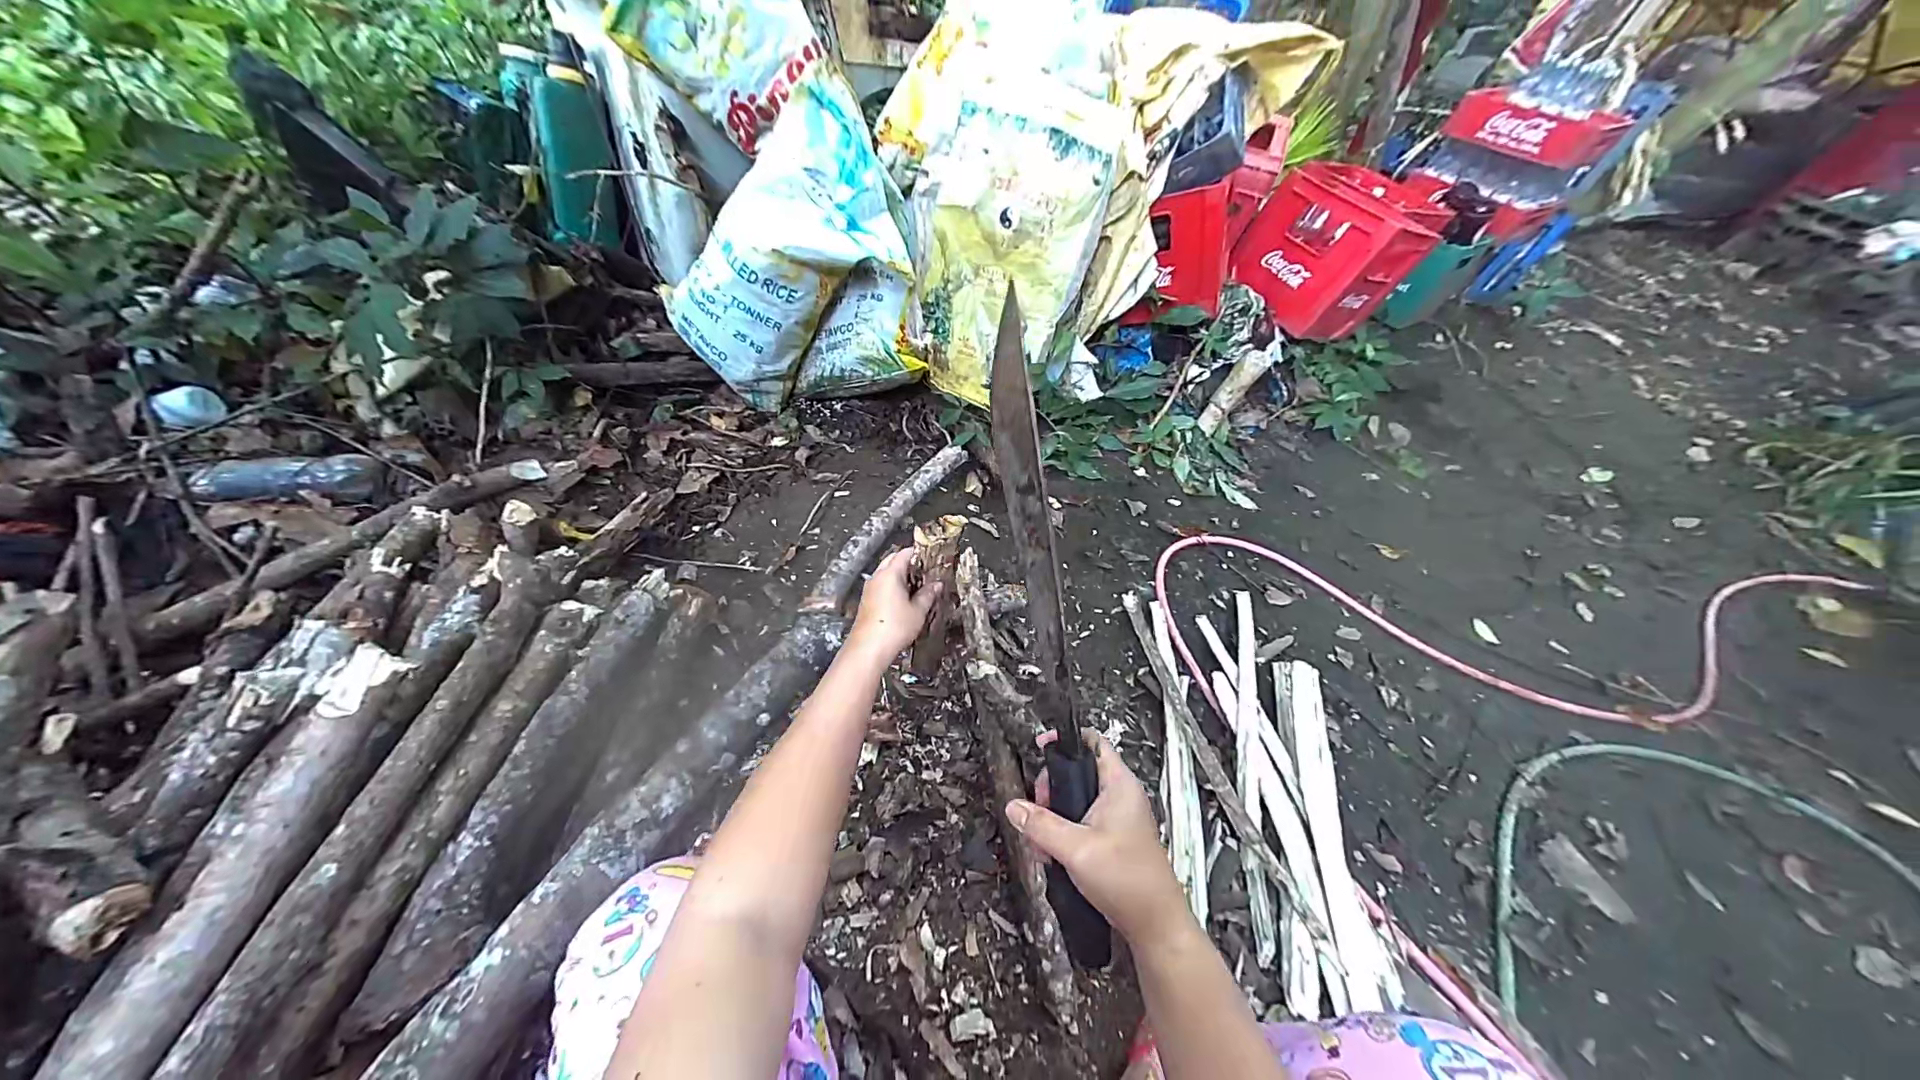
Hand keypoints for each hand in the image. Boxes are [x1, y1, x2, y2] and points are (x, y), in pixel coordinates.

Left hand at [847, 548, 938, 663]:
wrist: (869, 649)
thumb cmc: (892, 628)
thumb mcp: (918, 610)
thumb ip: (928, 594)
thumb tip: (936, 585)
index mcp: (890, 574)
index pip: (904, 553)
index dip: (918, 553)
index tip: (930, 557)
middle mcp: (877, 578)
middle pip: (893, 561)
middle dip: (909, 564)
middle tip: (925, 573)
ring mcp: (870, 589)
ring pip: (886, 574)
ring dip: (900, 577)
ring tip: (917, 587)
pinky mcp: (867, 601)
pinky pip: (881, 587)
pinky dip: (892, 588)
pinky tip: (903, 600)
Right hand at [1004, 733, 1190, 942]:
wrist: (1155, 926)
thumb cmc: (1128, 881)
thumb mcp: (1075, 849)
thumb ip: (1041, 825)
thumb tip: (1014, 807)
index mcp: (1119, 785)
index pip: (1093, 743)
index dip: (1065, 741)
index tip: (1040, 748)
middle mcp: (1120, 796)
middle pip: (1077, 772)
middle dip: (1051, 789)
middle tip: (1038, 810)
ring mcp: (1117, 817)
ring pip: (1076, 800)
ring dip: (1054, 817)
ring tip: (1043, 841)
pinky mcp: (1113, 838)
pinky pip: (1081, 822)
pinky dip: (1064, 833)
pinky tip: (1054, 855)